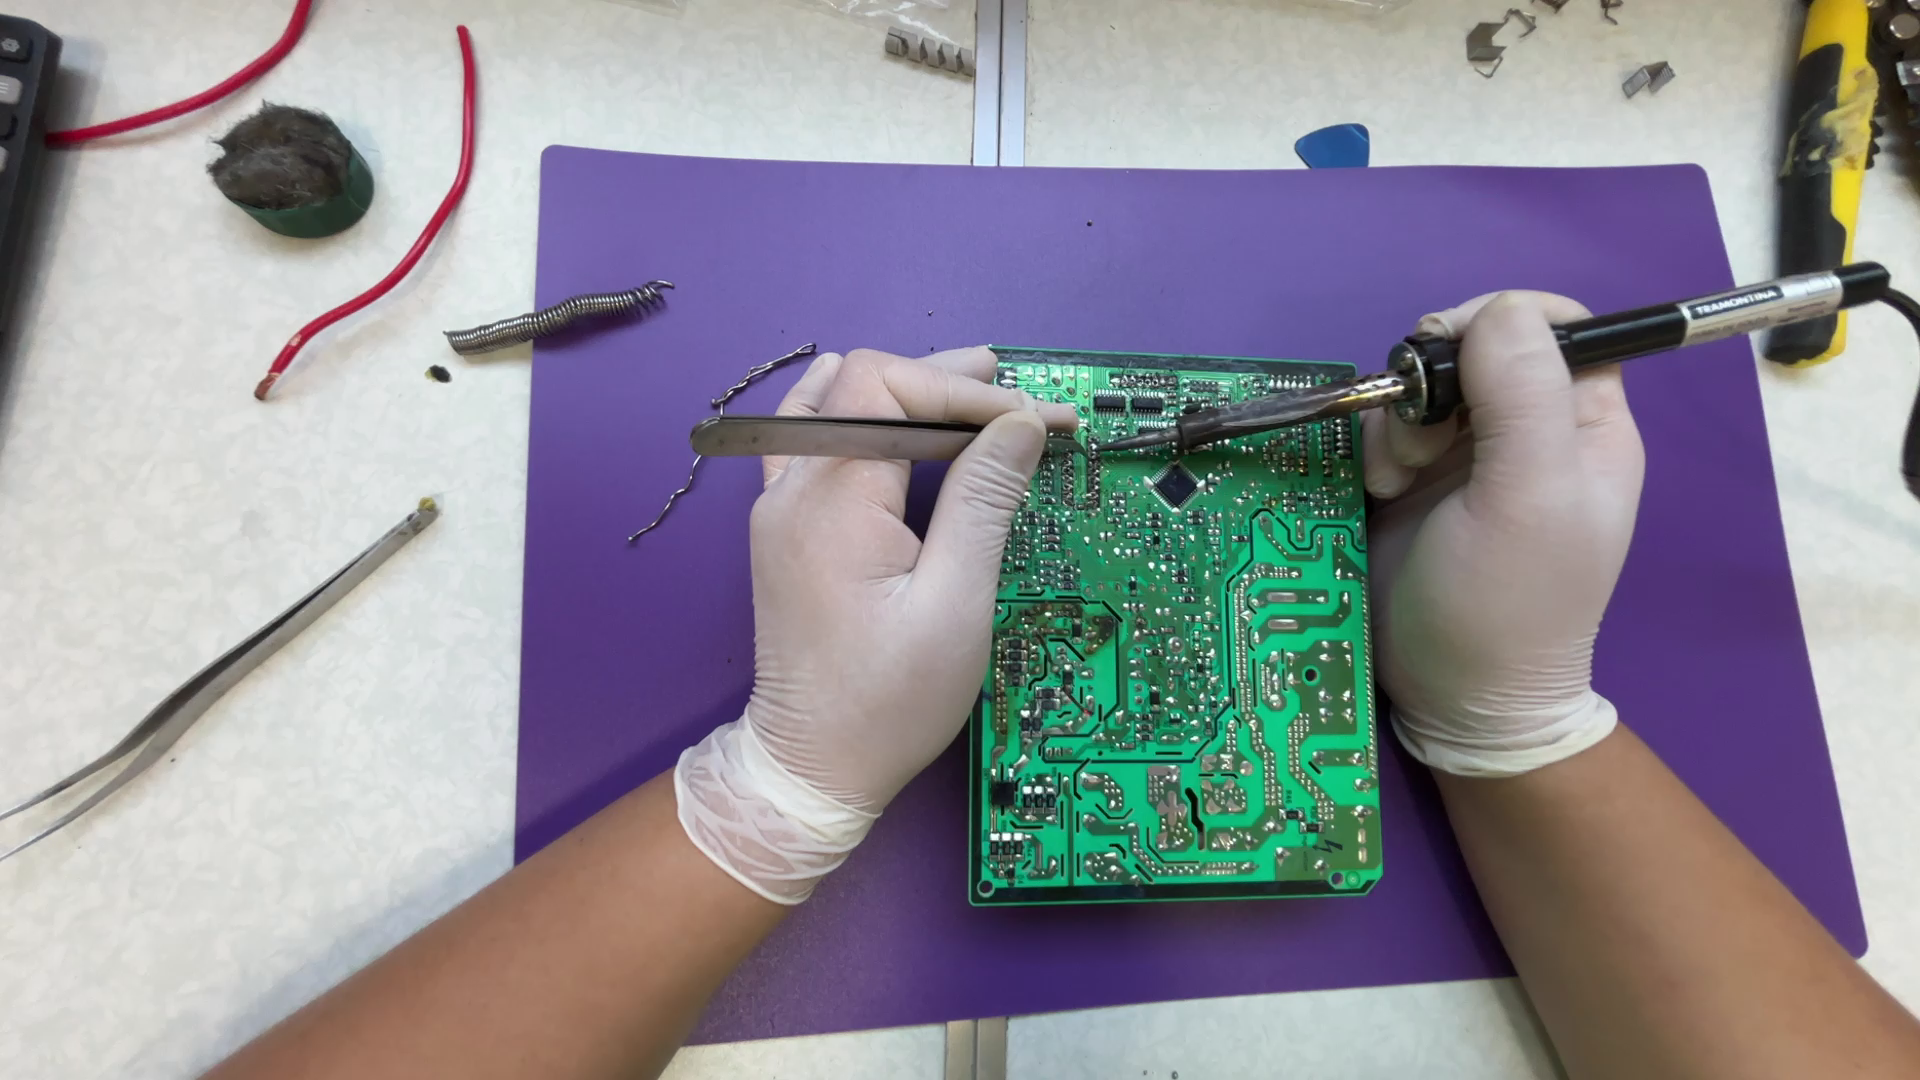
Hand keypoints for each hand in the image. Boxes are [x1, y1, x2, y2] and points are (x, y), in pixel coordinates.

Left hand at [675, 346, 1077, 902]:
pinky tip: (895, 416)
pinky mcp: (786, 527)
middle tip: (1021, 398)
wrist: (812, 765)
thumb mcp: (956, 605)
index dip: (963, 389)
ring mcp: (779, 506)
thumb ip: (984, 501)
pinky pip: (816, 440)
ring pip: (837, 406)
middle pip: (862, 388)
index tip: (1034, 420)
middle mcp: (792, 488)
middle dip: (948, 386)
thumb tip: (1022, 422)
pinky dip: (867, 419)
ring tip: (973, 389)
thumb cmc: (891, 700)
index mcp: (832, 502)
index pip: (886, 389)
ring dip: (908, 393)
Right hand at [1361, 292, 1644, 776]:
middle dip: (1430, 384)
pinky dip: (1370, 453)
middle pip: (1470, 355)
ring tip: (1393, 482)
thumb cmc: (1504, 599)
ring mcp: (1456, 460)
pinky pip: (1380, 435)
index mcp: (1577, 425)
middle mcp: (1519, 432)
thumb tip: (1495, 310)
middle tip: (1417, 442)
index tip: (1443, 351)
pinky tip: (1375, 492)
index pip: (1554, 328)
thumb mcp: (1528, 497)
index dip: (1498, 322)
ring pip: (1414, 394)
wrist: (1449, 689)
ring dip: (1393, 426)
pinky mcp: (1403, 486)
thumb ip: (1522, 397)